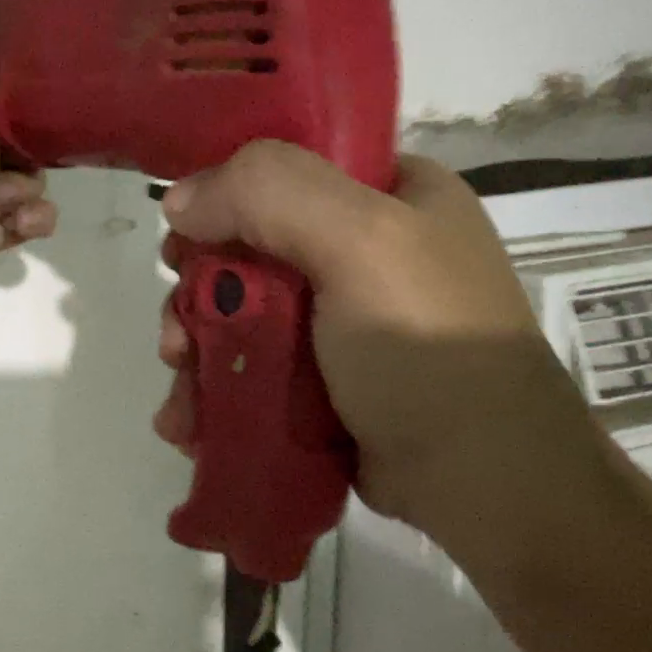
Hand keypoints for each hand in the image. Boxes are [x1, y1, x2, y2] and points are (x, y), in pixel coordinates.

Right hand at [153, 141, 593, 535]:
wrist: (476, 476)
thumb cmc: (425, 347)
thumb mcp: (360, 243)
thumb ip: (269, 196)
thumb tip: (178, 199)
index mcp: (388, 198)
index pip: (285, 175)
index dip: (222, 204)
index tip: (182, 249)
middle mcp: (362, 257)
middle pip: (248, 258)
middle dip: (198, 303)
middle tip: (175, 342)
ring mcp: (339, 329)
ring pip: (240, 325)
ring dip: (196, 361)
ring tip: (182, 406)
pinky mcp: (321, 388)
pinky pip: (250, 376)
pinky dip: (213, 398)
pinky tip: (188, 428)